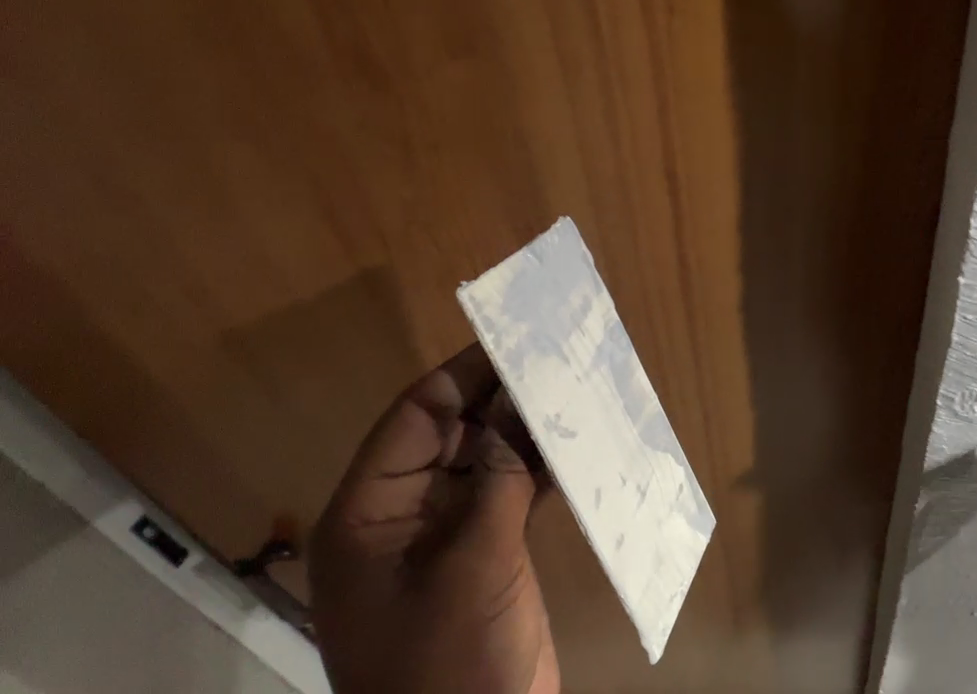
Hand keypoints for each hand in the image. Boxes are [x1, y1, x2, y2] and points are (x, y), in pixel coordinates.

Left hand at [311, 345, 559, 693]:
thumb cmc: (448, 662)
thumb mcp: (471, 568)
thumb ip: (494, 483)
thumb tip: (520, 410)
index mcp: (371, 514)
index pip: (416, 418)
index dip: (466, 373)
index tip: (521, 335)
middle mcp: (404, 514)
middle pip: (455, 431)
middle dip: (505, 393)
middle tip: (564, 353)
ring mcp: (448, 533)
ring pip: (490, 457)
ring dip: (531, 427)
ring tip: (582, 384)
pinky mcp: (487, 551)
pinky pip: (513, 489)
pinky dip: (544, 465)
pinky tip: (584, 441)